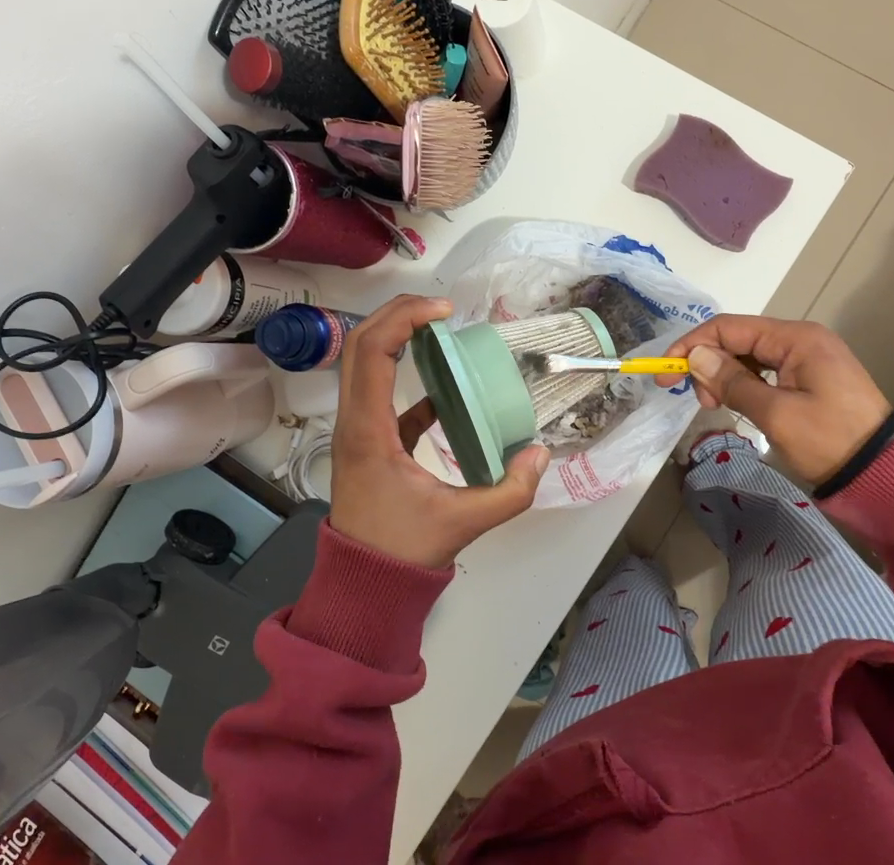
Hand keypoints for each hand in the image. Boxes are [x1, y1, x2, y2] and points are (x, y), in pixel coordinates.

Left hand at [329, 295, 550, 568]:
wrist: (364, 584)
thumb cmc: (404, 551)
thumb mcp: (464, 522)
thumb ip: (510, 491)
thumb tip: (540, 454)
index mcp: (368, 430)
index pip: (373, 351)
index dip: (406, 319)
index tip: (445, 312)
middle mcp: (353, 421)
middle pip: (361, 345)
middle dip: (398, 314)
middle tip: (442, 308)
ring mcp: (356, 430)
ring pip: (364, 364)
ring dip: (397, 337)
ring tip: (439, 329)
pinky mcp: (368, 443)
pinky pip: (380, 394)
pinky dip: (406, 377)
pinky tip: (443, 387)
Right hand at [660, 315, 890, 486]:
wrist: (883, 472)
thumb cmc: (829, 440)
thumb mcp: (776, 413)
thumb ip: (732, 382)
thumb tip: (696, 357)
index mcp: (796, 338)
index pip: (729, 327)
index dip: (692, 346)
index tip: (666, 372)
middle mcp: (801, 339)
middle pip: (738, 339)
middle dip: (709, 364)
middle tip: (698, 401)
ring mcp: (808, 358)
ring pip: (749, 356)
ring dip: (724, 376)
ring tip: (715, 406)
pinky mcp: (810, 378)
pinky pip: (765, 371)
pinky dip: (744, 384)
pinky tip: (735, 403)